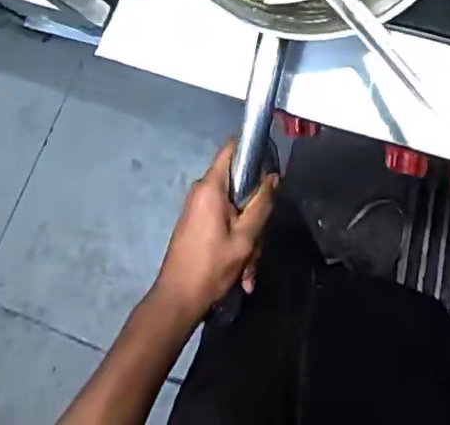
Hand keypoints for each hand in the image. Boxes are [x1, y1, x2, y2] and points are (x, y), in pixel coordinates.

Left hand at [149, 140, 276, 324]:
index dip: (253, 148)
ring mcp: (197, 206)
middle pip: (238, 184)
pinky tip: (240, 271)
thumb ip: (261, 204)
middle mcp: (201, 190)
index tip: (271, 164)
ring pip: (233, 207)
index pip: (232, 148)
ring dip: (246, 235)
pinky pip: (223, 220)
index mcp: (210, 187)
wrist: (176, 301)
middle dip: (253, 213)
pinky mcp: (195, 221)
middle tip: (258, 242)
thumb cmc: (210, 268)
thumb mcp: (245, 238)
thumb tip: (273, 177)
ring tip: (248, 268)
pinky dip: (234, 240)